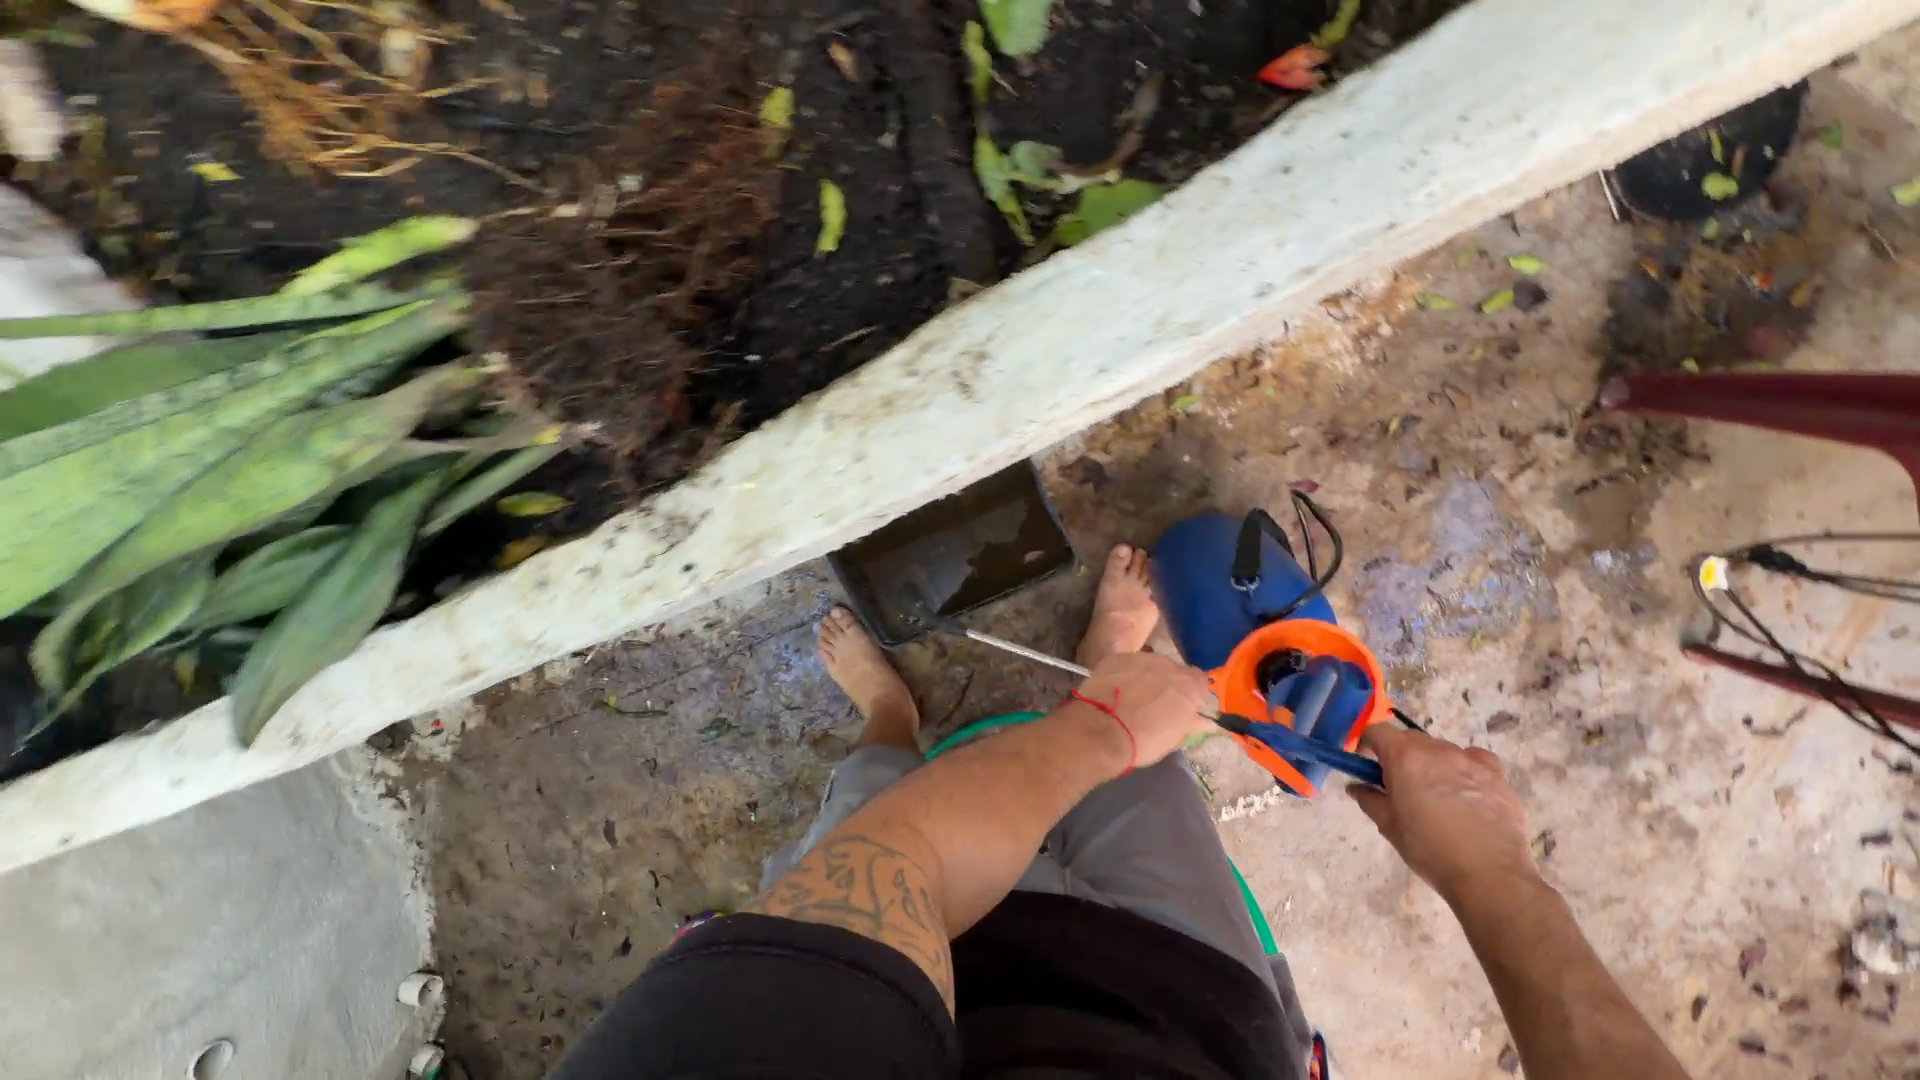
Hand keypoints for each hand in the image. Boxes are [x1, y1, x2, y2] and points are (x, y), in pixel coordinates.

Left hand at [1069, 652, 1214, 771]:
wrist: (1103, 730)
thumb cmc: (1146, 740)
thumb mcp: (1175, 737)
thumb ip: (1192, 723)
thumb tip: (1207, 722)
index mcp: (1189, 684)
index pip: (1199, 680)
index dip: (1190, 692)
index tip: (1182, 705)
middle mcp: (1168, 664)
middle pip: (1172, 670)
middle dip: (1165, 683)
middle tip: (1154, 703)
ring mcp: (1140, 658)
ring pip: (1147, 665)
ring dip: (1143, 677)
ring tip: (1131, 697)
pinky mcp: (1115, 658)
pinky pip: (1125, 665)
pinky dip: (1122, 675)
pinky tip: (1114, 690)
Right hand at [1348, 725, 1540, 904]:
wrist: (1490, 875)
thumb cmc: (1430, 849)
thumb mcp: (1389, 826)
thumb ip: (1370, 800)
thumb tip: (1357, 787)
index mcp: (1404, 758)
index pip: (1377, 730)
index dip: (1367, 743)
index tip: (1365, 763)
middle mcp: (1437, 750)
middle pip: (1410, 738)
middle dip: (1398, 754)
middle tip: (1397, 785)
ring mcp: (1470, 761)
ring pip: (1441, 749)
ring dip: (1430, 762)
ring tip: (1435, 794)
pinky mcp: (1498, 776)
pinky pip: (1475, 759)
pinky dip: (1464, 766)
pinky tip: (1466, 788)